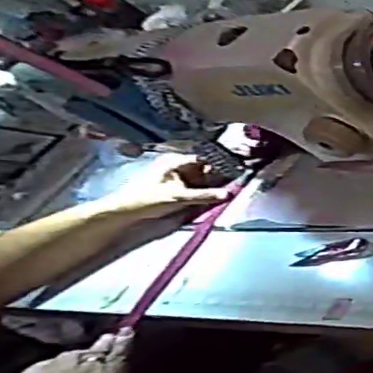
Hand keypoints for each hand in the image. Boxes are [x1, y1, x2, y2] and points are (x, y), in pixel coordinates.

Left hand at [1, 331, 131, 372]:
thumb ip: (119, 371)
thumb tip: (122, 347)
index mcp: (99, 369)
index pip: (112, 346)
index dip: (119, 341)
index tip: (125, 334)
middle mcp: (68, 364)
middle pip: (84, 351)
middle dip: (92, 354)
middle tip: (101, 360)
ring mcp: (39, 372)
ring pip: (62, 358)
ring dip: (71, 362)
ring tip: (78, 372)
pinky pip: (40, 367)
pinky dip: (50, 370)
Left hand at [97, 157, 233, 220]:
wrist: (127, 213)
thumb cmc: (147, 199)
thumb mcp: (177, 197)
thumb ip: (204, 195)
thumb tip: (229, 194)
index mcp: (177, 162)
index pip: (207, 159)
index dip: (224, 163)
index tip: (242, 168)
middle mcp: (183, 168)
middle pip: (211, 169)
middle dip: (226, 175)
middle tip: (244, 179)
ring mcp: (186, 179)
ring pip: (211, 179)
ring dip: (223, 184)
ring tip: (238, 187)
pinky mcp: (189, 190)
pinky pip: (208, 189)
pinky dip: (217, 192)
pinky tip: (226, 194)